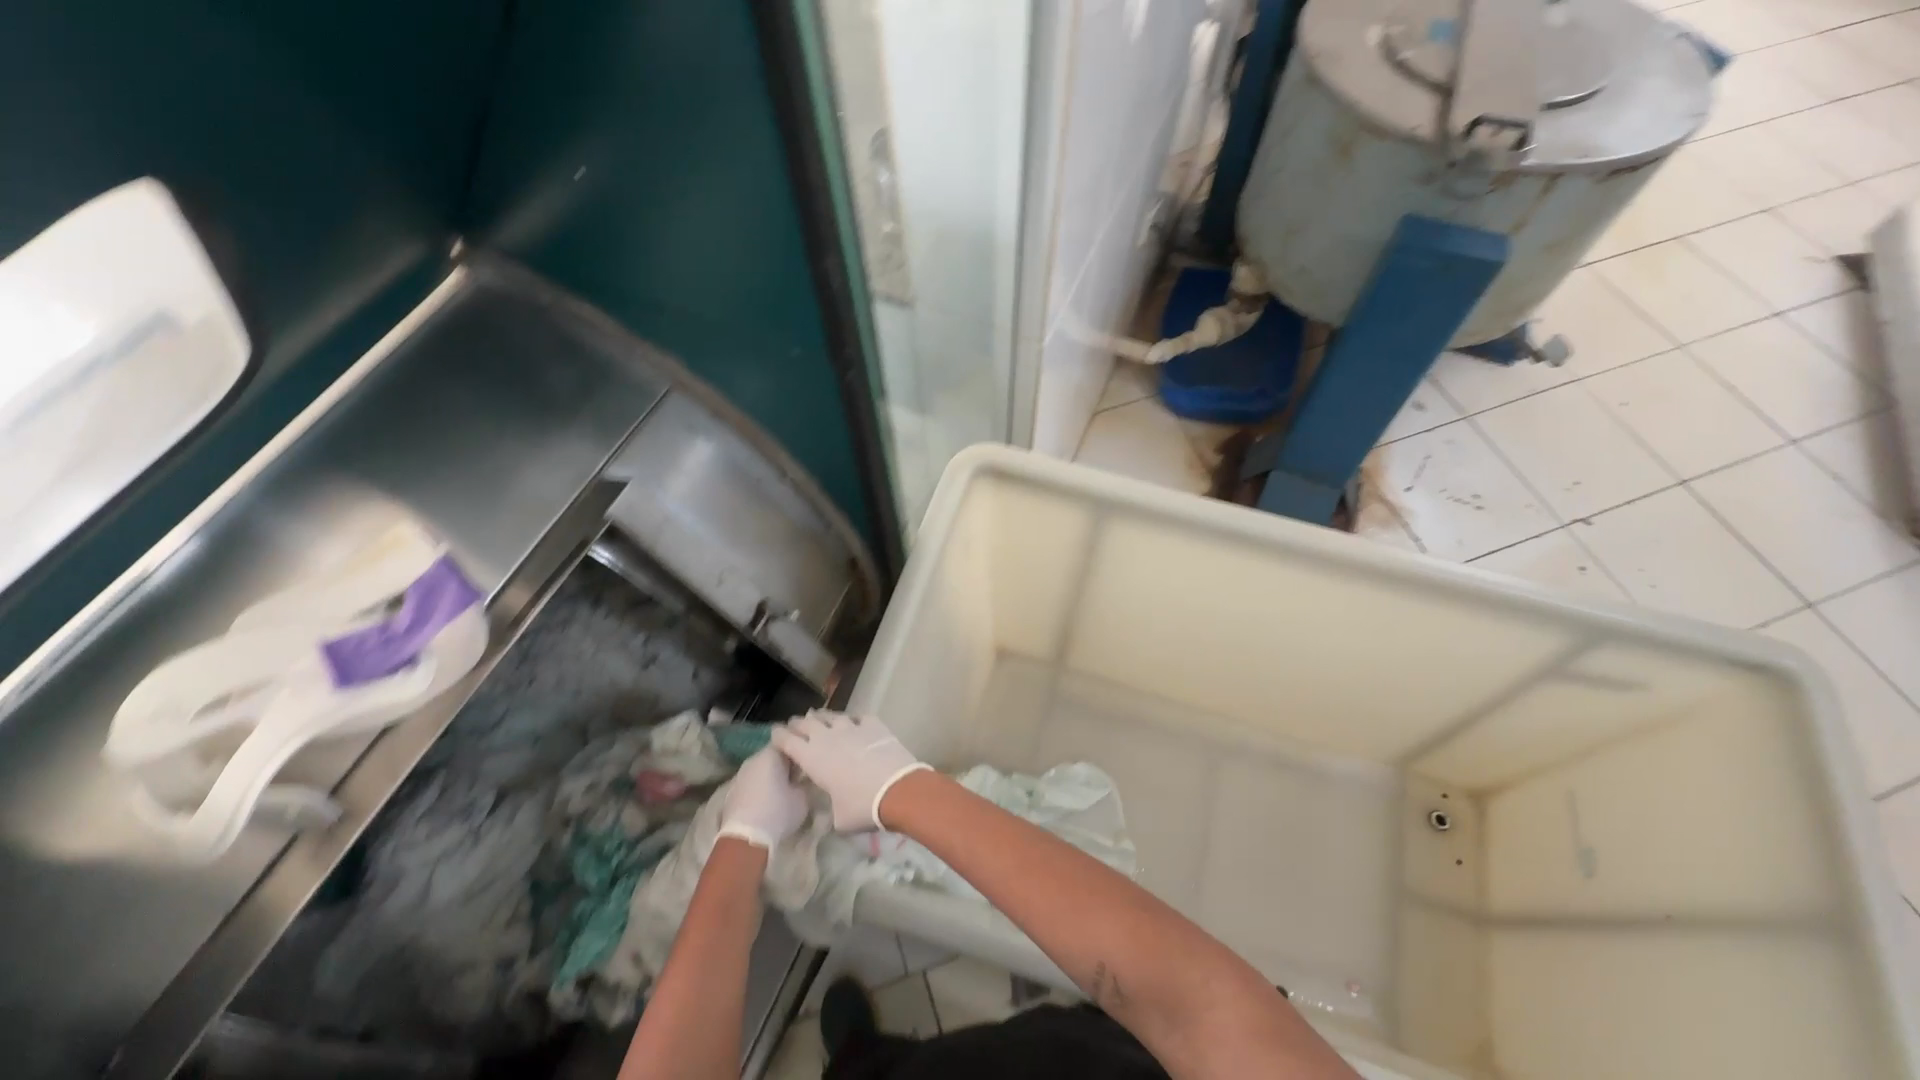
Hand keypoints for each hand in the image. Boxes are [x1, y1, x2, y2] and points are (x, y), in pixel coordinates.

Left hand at [717, 748, 808, 849]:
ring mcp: (739, 776)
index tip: (807, 761)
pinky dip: (759, 788)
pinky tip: (766, 801)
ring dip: (770, 776)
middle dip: (784, 764)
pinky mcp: (731, 792)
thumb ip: (804, 783)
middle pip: (772, 756)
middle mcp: (752, 760)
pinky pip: (750, 784)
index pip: (787, 742)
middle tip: (797, 776)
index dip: (798, 750)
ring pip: (760, 770)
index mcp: (770, 755)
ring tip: (782, 790)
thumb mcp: (802, 798)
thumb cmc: (778, 812)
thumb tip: (801, 781)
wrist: (745, 837)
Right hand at [771, 710, 928, 831]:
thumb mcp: (839, 819)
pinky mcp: (874, 725)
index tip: (775, 734)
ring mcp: (851, 727)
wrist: (897, 789)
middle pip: (805, 722)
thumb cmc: (862, 807)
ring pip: (830, 715)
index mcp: (811, 758)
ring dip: (822, 717)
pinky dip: (854, 719)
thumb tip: (835, 812)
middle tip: (795, 725)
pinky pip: (859, 717)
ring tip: (818, 717)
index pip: (786, 740)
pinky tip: (854, 723)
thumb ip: (831, 811)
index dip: (778, 736)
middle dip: (797, 723)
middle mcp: (826, 737)